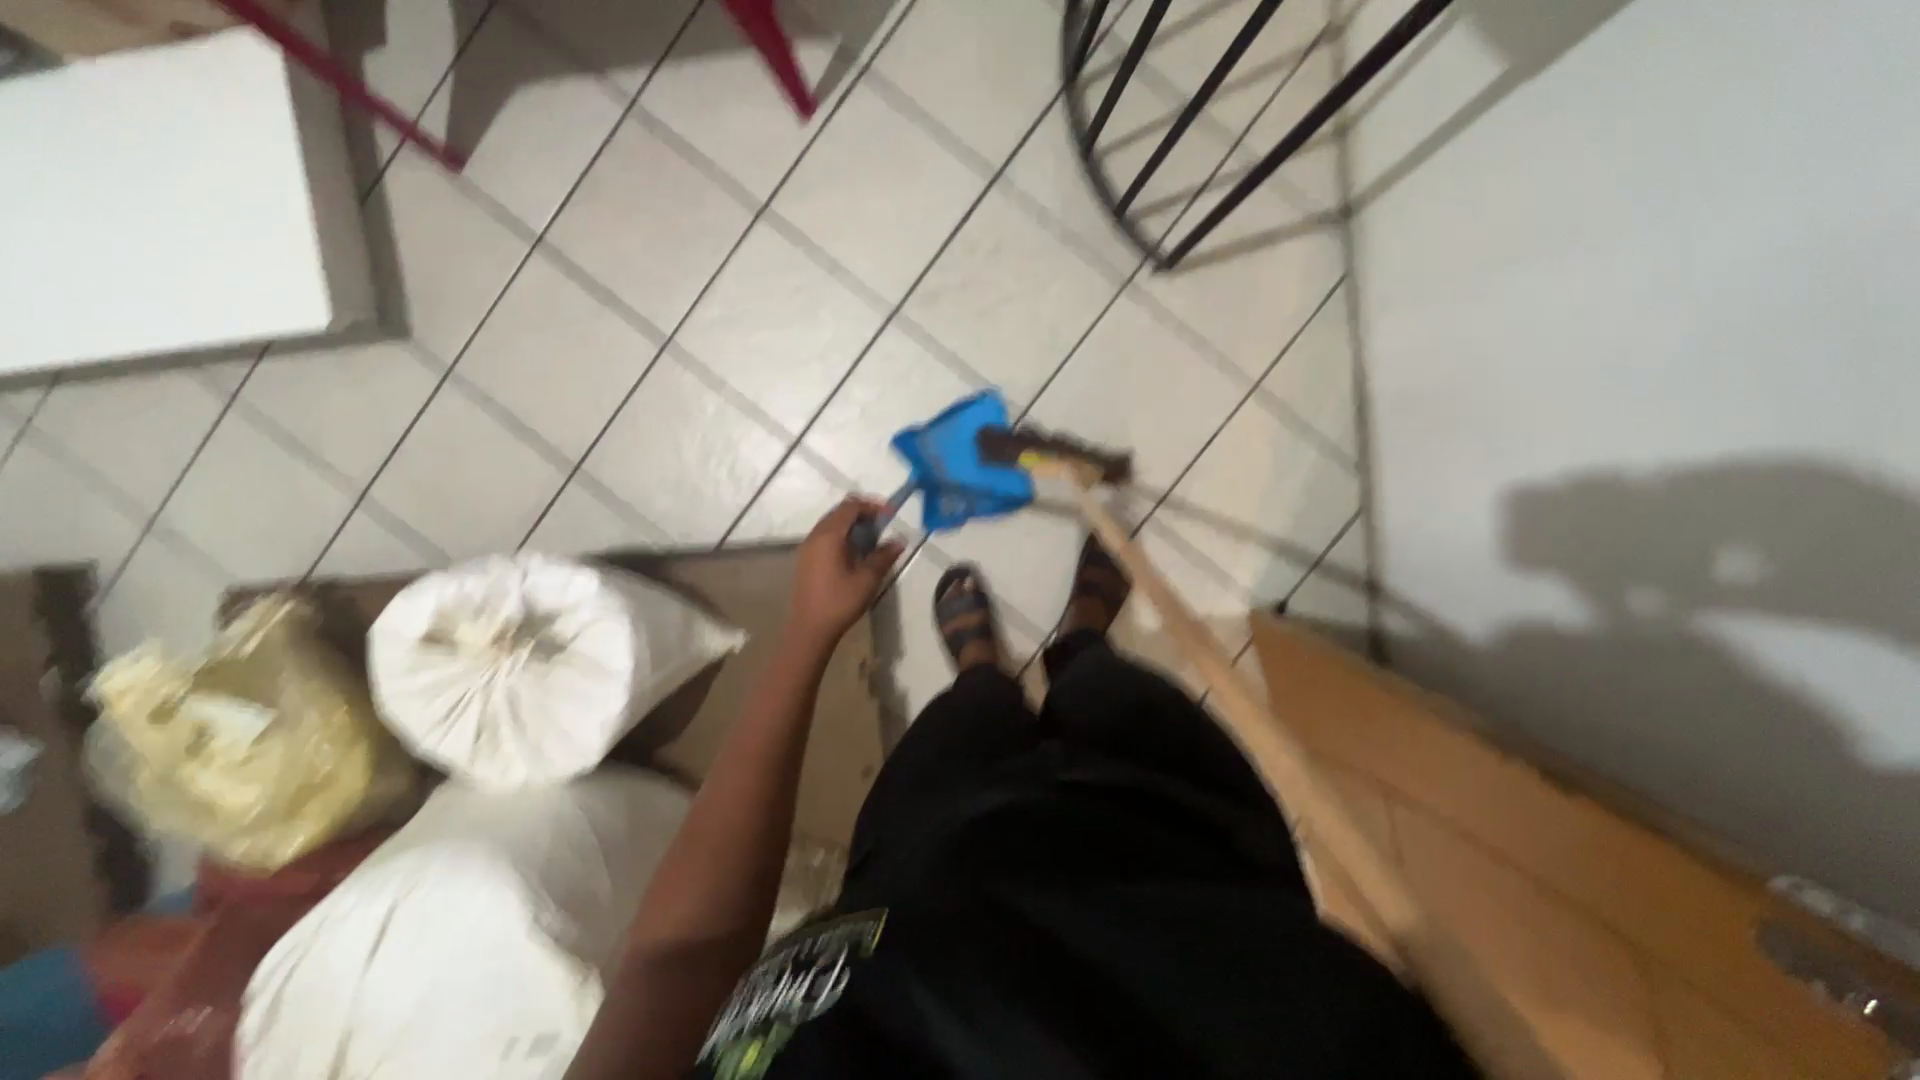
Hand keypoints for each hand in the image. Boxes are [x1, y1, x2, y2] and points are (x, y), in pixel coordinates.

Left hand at [786, 497, 904, 647]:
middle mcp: (815, 535)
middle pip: (839, 512)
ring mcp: (808, 547)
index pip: (851, 506)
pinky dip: (842, 535)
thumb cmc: (840, 601)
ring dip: (852, 525)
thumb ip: (884, 556)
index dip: (872, 505)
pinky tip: (855, 552)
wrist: (810, 628)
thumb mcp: (867, 578)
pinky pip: (825, 536)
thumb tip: (899, 540)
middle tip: (883, 525)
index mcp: (829, 535)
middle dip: (863, 513)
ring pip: (831, 523)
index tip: (891, 514)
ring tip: (872, 539)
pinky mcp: (806, 559)